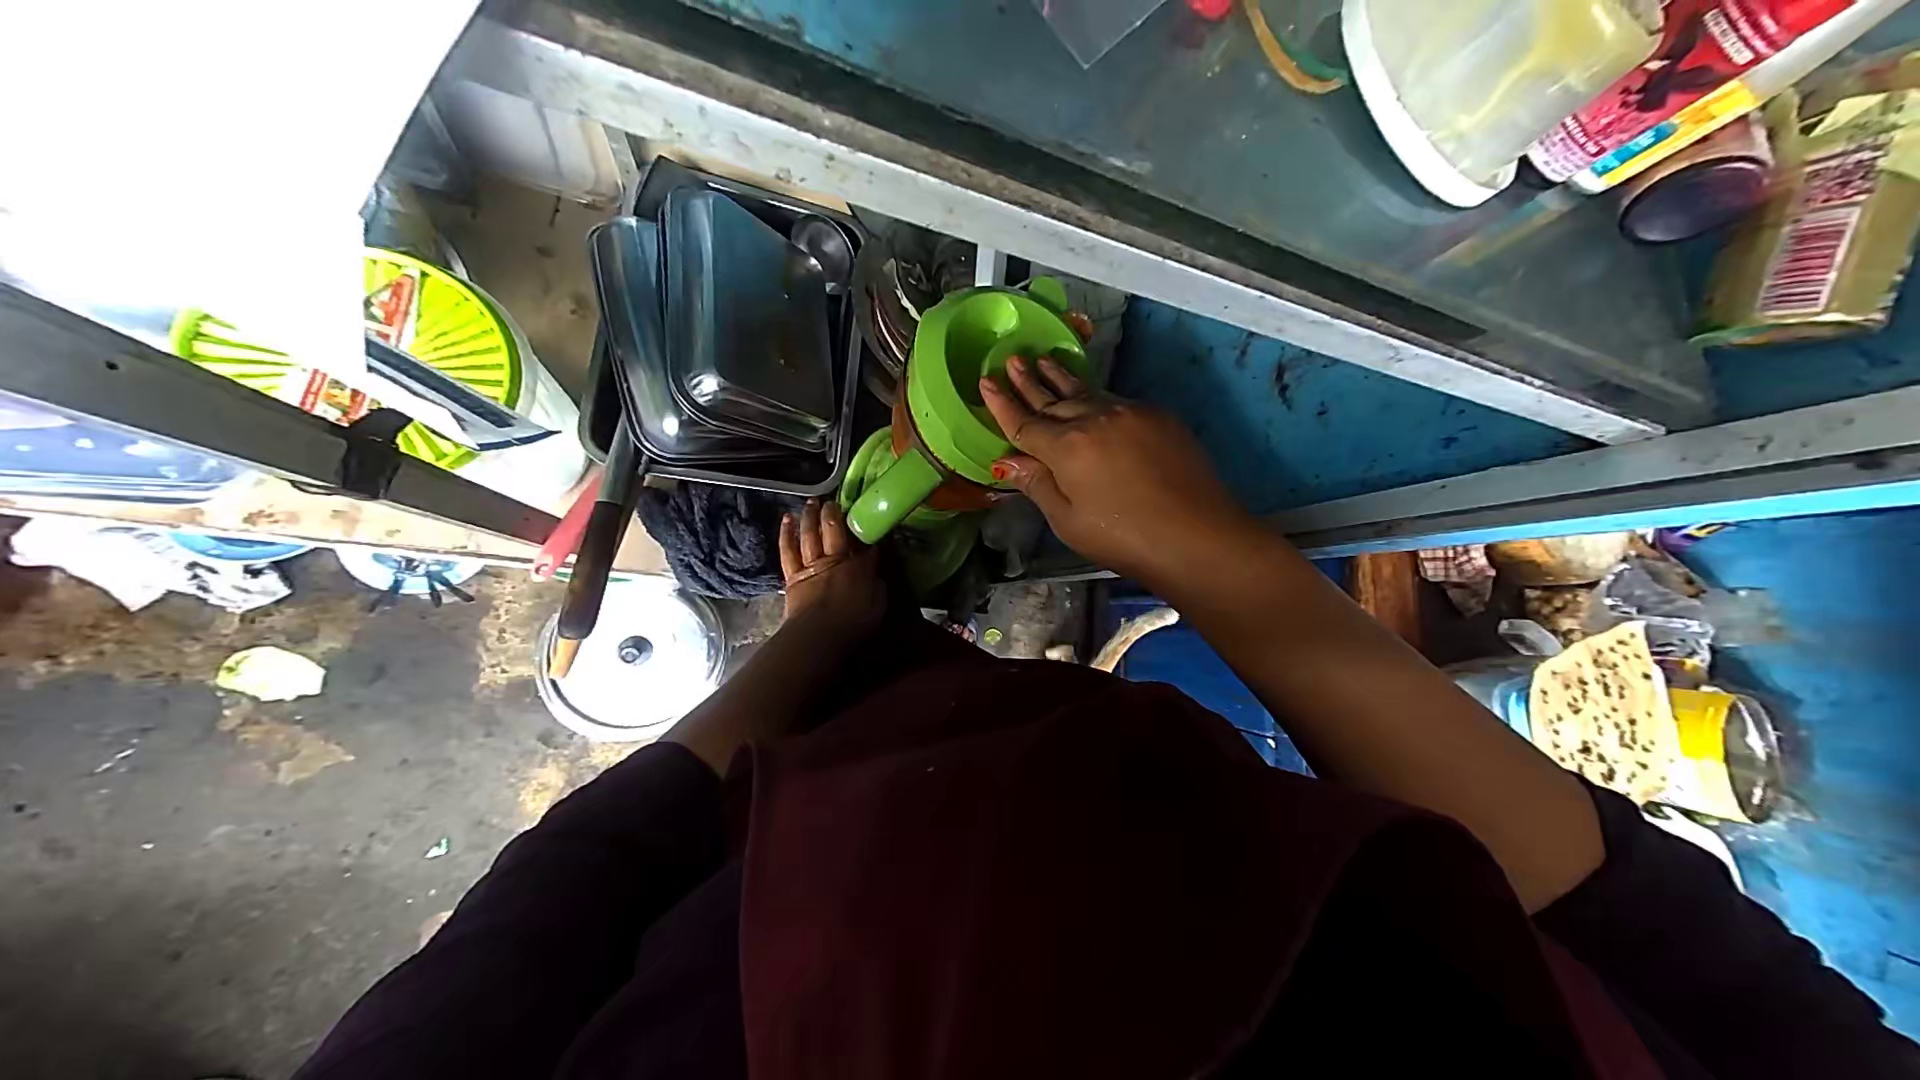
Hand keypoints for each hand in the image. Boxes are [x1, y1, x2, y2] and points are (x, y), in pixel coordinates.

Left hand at [779, 499, 884, 635]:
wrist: (818, 634)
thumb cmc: (853, 622)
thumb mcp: (879, 603)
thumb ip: (877, 583)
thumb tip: (876, 571)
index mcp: (858, 565)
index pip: (863, 542)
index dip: (864, 527)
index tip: (865, 515)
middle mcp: (835, 559)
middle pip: (833, 530)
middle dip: (834, 513)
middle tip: (834, 500)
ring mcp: (811, 565)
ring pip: (810, 534)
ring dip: (810, 516)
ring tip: (812, 502)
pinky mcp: (793, 574)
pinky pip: (788, 549)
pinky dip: (787, 533)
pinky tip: (788, 519)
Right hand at [979, 355, 1255, 581]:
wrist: (1196, 534)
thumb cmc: (1124, 537)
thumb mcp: (1068, 521)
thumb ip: (1038, 484)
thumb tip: (1007, 462)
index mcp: (1066, 448)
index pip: (1025, 423)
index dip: (1002, 403)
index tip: (986, 380)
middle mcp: (1094, 420)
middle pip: (1053, 399)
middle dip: (1029, 380)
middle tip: (1013, 359)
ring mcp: (1129, 414)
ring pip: (1085, 392)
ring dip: (1061, 378)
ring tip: (1043, 361)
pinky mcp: (1157, 417)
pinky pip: (1115, 401)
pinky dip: (1095, 397)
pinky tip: (1090, 396)